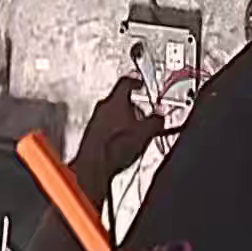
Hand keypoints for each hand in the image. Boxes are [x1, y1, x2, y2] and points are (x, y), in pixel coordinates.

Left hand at [69, 77, 162, 194]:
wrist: (93, 169)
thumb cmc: (114, 148)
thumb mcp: (145, 133)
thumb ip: (156, 120)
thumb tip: (161, 116)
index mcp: (116, 99)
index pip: (127, 82)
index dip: (136, 82)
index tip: (140, 84)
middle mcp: (103, 107)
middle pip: (119, 99)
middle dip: (131, 107)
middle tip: (141, 115)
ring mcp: (95, 121)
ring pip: (111, 114)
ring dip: (122, 120)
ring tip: (132, 133)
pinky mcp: (90, 137)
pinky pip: (104, 127)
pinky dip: (113, 132)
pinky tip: (120, 145)